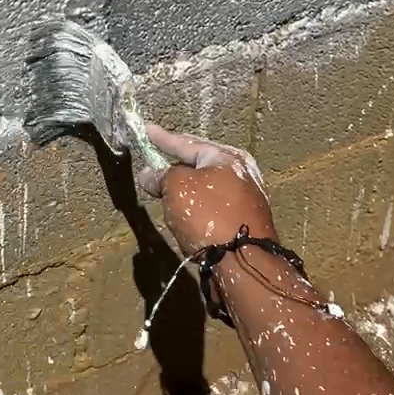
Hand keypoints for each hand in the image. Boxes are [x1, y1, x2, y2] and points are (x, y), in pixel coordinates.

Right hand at [134, 123, 276, 255]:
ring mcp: (246, 200)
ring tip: (165, 184)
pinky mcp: (245, 224)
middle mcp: (241, 174)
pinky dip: (196, 203)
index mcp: (227, 158)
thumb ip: (160, 175)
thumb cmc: (207, 215)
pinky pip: (212, 204)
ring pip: (206, 185)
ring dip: (185, 185)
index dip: (163, 138)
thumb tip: (148, 176)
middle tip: (155, 155)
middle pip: (199, 163)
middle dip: (176, 161)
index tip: (146, 129)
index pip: (187, 143)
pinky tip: (184, 208)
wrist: (243, 265)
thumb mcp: (175, 186)